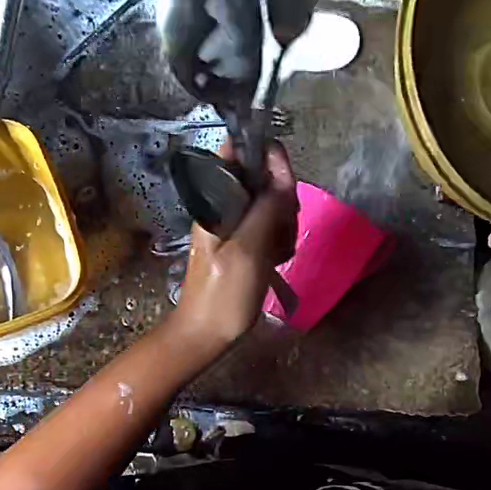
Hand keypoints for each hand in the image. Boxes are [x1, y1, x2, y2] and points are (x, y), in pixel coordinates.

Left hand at [172, 142, 297, 349]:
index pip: (235, 153)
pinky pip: (268, 227)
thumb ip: (266, 209)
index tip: (285, 185)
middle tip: (284, 228)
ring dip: (283, 222)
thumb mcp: (249, 250)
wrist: (205, 335)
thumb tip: (282, 173)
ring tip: (280, 251)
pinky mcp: (243, 244)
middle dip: (281, 197)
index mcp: (215, 202)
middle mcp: (223, 207)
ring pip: (269, 204)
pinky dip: (279, 239)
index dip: (264, 157)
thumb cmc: (223, 296)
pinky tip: (278, 260)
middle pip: (260, 179)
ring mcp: (233, 226)